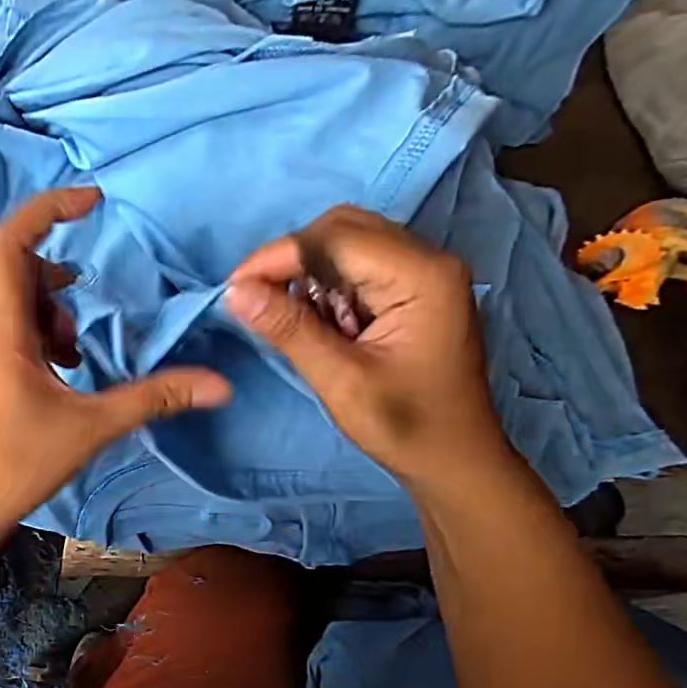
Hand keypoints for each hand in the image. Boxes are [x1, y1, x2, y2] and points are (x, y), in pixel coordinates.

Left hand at [0, 187, 232, 531]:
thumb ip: (155, 398)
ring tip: (75, 359)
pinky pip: (13, 329)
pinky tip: (63, 371)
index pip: (12, 242)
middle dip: (61, 285)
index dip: (49, 209)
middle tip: (84, 334)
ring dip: (55, 316)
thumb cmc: (21, 463)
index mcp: (3, 329)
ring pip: (19, 303)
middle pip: (21, 272)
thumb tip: (220, 385)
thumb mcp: (93, 426)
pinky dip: (43, 335)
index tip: (92, 202)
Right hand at [224, 205, 509, 489]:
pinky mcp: (408, 290)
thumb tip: (234, 292)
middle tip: (252, 298)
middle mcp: (426, 260)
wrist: (453, 459)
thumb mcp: (339, 380)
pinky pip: (353, 266)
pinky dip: (320, 285)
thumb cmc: (404, 425)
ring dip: (303, 272)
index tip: (233, 290)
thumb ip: (289, 329)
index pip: (334, 239)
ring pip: (344, 243)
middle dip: (289, 259)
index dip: (277, 257)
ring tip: (280, 313)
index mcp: (420, 277)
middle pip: (341, 229)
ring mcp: (420, 273)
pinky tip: (310, 319)